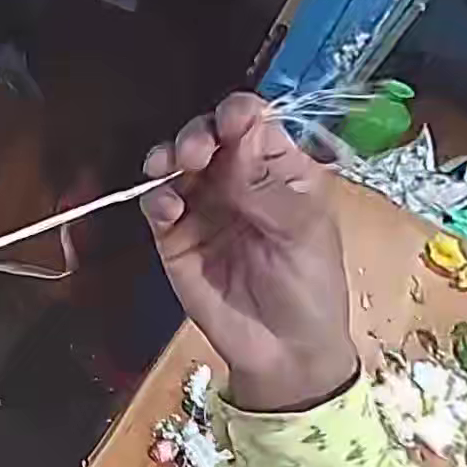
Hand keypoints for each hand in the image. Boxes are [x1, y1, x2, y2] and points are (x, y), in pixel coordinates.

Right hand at [141, 93, 356, 412]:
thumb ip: (268, 186)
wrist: (282, 351)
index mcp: (277, 170)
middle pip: (208, 137)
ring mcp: (202, 207)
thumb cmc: (309, 287)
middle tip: (197, 152)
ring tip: (173, 167)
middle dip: (198, 135)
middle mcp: (235, 180)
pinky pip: (158, 207)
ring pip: (176, 165)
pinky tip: (168, 209)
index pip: (253, 125)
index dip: (239, 115)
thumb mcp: (303, 232)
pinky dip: (157, 200)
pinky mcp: (175, 237)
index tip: (232, 121)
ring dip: (170, 157)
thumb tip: (241, 132)